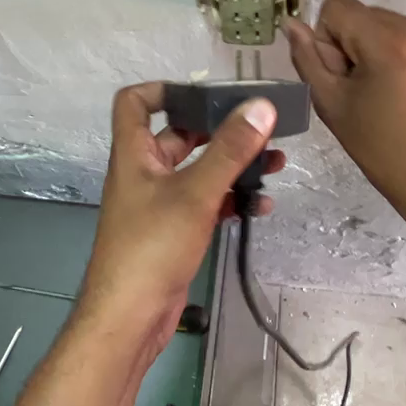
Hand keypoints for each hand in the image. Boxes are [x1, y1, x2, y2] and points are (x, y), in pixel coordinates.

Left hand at [77, 83, 282, 350]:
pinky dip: (230, 199)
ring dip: (233, 165)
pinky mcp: (174, 230)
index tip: (204, 91)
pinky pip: (205, 202)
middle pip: (181, 135)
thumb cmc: (152, 246)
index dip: (164, 89)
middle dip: (220, 130)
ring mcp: (159, 203)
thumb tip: (260, 106)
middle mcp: (144, 172)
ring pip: (199, 171)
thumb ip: (229, 149)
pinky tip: (261, 205)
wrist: (130, 317)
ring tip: (274, 164)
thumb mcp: (195, 192)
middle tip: (260, 127)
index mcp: (135, 153)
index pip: (135, 101)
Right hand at [286, 0, 405, 218]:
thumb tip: (291, 25)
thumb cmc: (382, 149)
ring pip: (390, 25)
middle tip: (363, 91)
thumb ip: (308, 59)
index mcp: (388, 42)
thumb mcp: (333, 105)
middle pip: (365, 15)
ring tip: (389, 93)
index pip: (337, 7)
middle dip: (355, 45)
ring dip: (379, 49)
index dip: (329, 40)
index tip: (343, 76)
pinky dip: (404, 55)